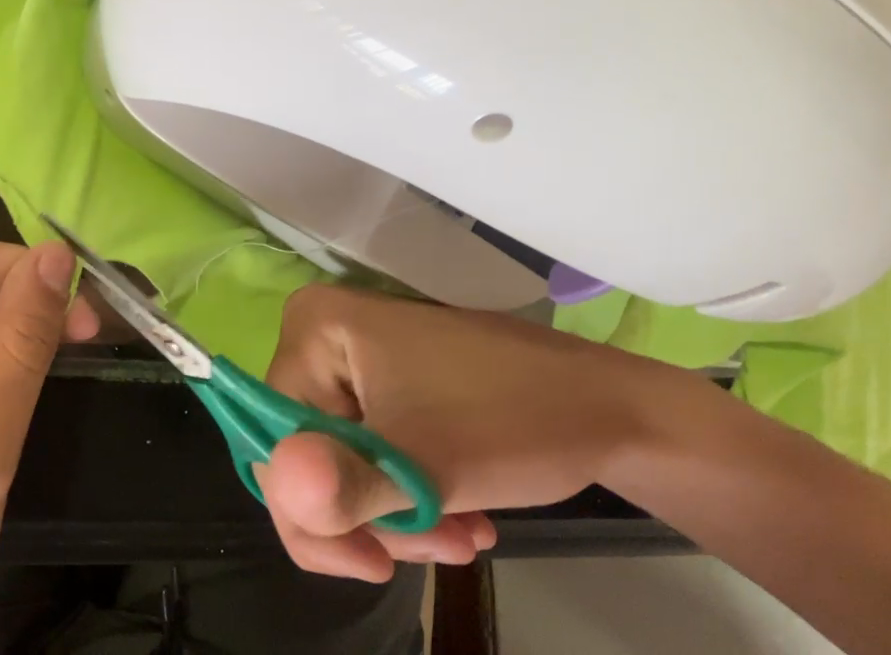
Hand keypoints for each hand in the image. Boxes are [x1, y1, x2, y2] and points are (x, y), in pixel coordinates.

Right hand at [259, 284, 673, 579]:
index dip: (308, 509)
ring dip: (393, 514)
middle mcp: (319, 334)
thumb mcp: (429, 466)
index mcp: (313, 330)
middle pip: (304, 452)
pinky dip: (405, 493)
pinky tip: (459, 518)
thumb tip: (284, 485)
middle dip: (366, 515)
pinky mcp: (385, 379)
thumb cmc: (518, 423)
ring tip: (461, 536)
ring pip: (337, 460)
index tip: (374, 561)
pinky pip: (366, 449)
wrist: (621, 411)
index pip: (269, 436)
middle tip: (433, 548)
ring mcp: (353, 356)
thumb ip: (351, 484)